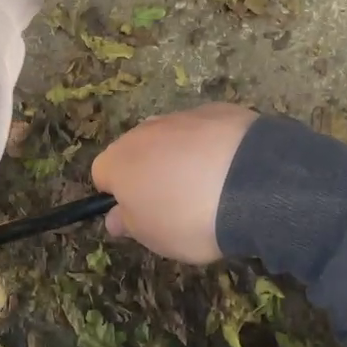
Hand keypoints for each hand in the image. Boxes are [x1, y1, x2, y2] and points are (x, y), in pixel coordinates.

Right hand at [91, 103, 258, 263]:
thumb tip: (114, 217)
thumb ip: (129, 224)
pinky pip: (202, 131)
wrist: (245, 180)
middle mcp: (142, 131)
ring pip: (168, 138)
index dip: (118, 196)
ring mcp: (178, 117)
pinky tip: (229, 168)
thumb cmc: (186, 216)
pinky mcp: (213, 110)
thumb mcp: (153, 236)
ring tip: (207, 187)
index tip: (140, 214)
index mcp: (118, 162)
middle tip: (174, 203)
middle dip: (148, 173)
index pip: (101, 174)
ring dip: (179, 158)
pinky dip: (209, 146)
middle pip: (135, 152)